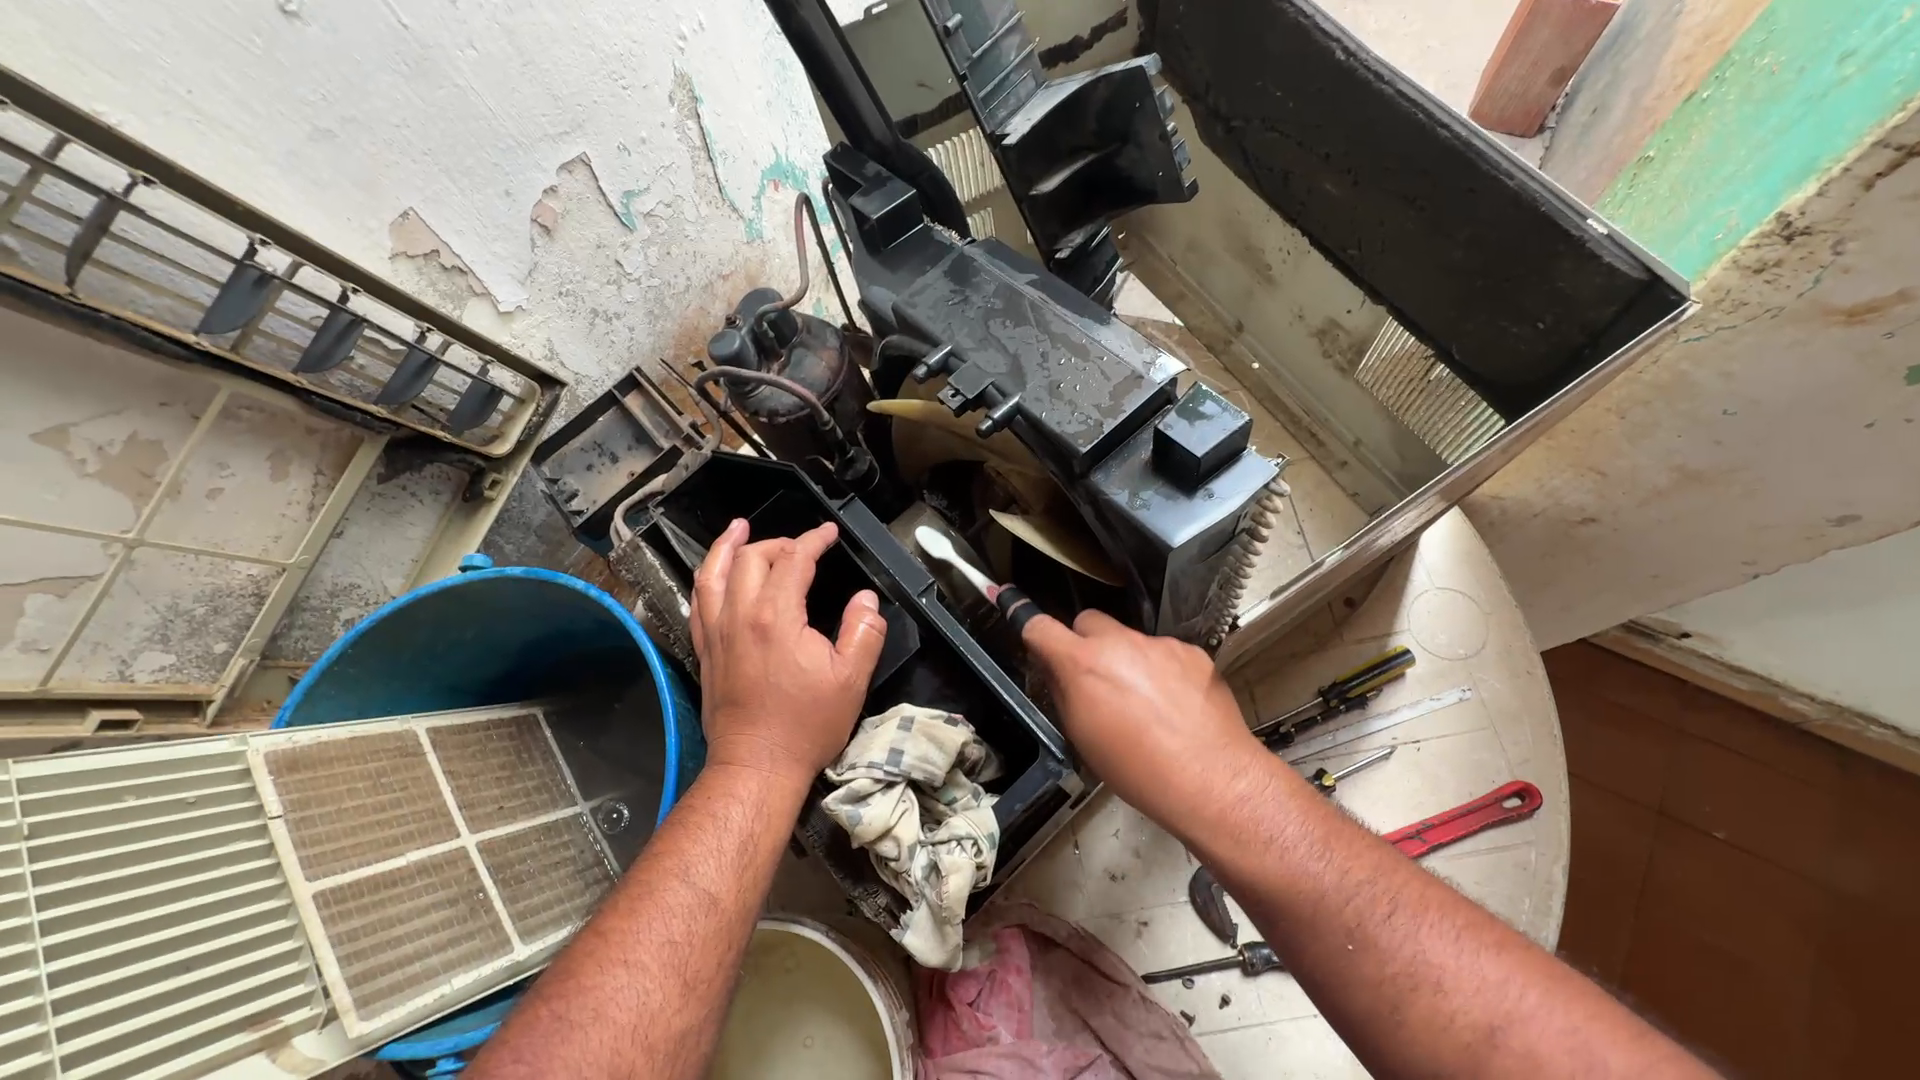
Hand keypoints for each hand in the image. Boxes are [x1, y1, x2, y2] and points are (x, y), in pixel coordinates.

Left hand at [689, 519, 888, 785]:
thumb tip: (866, 599)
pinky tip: (715, 576)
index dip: (813, 540)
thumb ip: (863, 633)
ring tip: (737, 528)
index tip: (830, 532)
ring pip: (713, 574)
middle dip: (778, 542)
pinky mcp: (706, 652)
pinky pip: (698, 603)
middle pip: (751, 559)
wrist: (757, 765)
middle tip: (801, 545)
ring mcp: (717, 634)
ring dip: (727, 547)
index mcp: (776, 617)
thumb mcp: (851, 680)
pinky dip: (707, 580)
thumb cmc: (806, 725)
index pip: (794, 561)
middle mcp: (740, 616)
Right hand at [1022, 610, 1270, 826]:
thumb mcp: (1082, 738)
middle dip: (1085, 643)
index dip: (1027, 621)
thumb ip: (1064, 693)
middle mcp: (1120, 644)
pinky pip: (1165, 651)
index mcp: (1083, 665)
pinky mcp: (1192, 651)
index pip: (1041, 626)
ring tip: (1146, 704)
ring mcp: (1159, 645)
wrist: (1210, 779)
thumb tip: (1055, 671)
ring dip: (1128, 660)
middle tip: (1095, 677)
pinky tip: (1175, 704)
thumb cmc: (1139, 770)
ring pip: (1131, 639)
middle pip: (1089, 622)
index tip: (1016, 609)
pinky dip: (1163, 670)